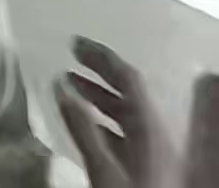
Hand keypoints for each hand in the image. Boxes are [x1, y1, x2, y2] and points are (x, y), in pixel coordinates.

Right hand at [55, 38, 179, 187]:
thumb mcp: (104, 172)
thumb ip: (82, 127)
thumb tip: (60, 83)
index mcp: (152, 129)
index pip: (128, 78)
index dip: (101, 57)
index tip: (73, 43)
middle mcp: (158, 137)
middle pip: (128, 92)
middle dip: (98, 72)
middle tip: (70, 55)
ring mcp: (156, 156)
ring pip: (126, 114)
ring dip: (98, 96)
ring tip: (69, 83)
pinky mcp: (150, 174)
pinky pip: (125, 134)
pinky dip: (102, 120)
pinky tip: (84, 123)